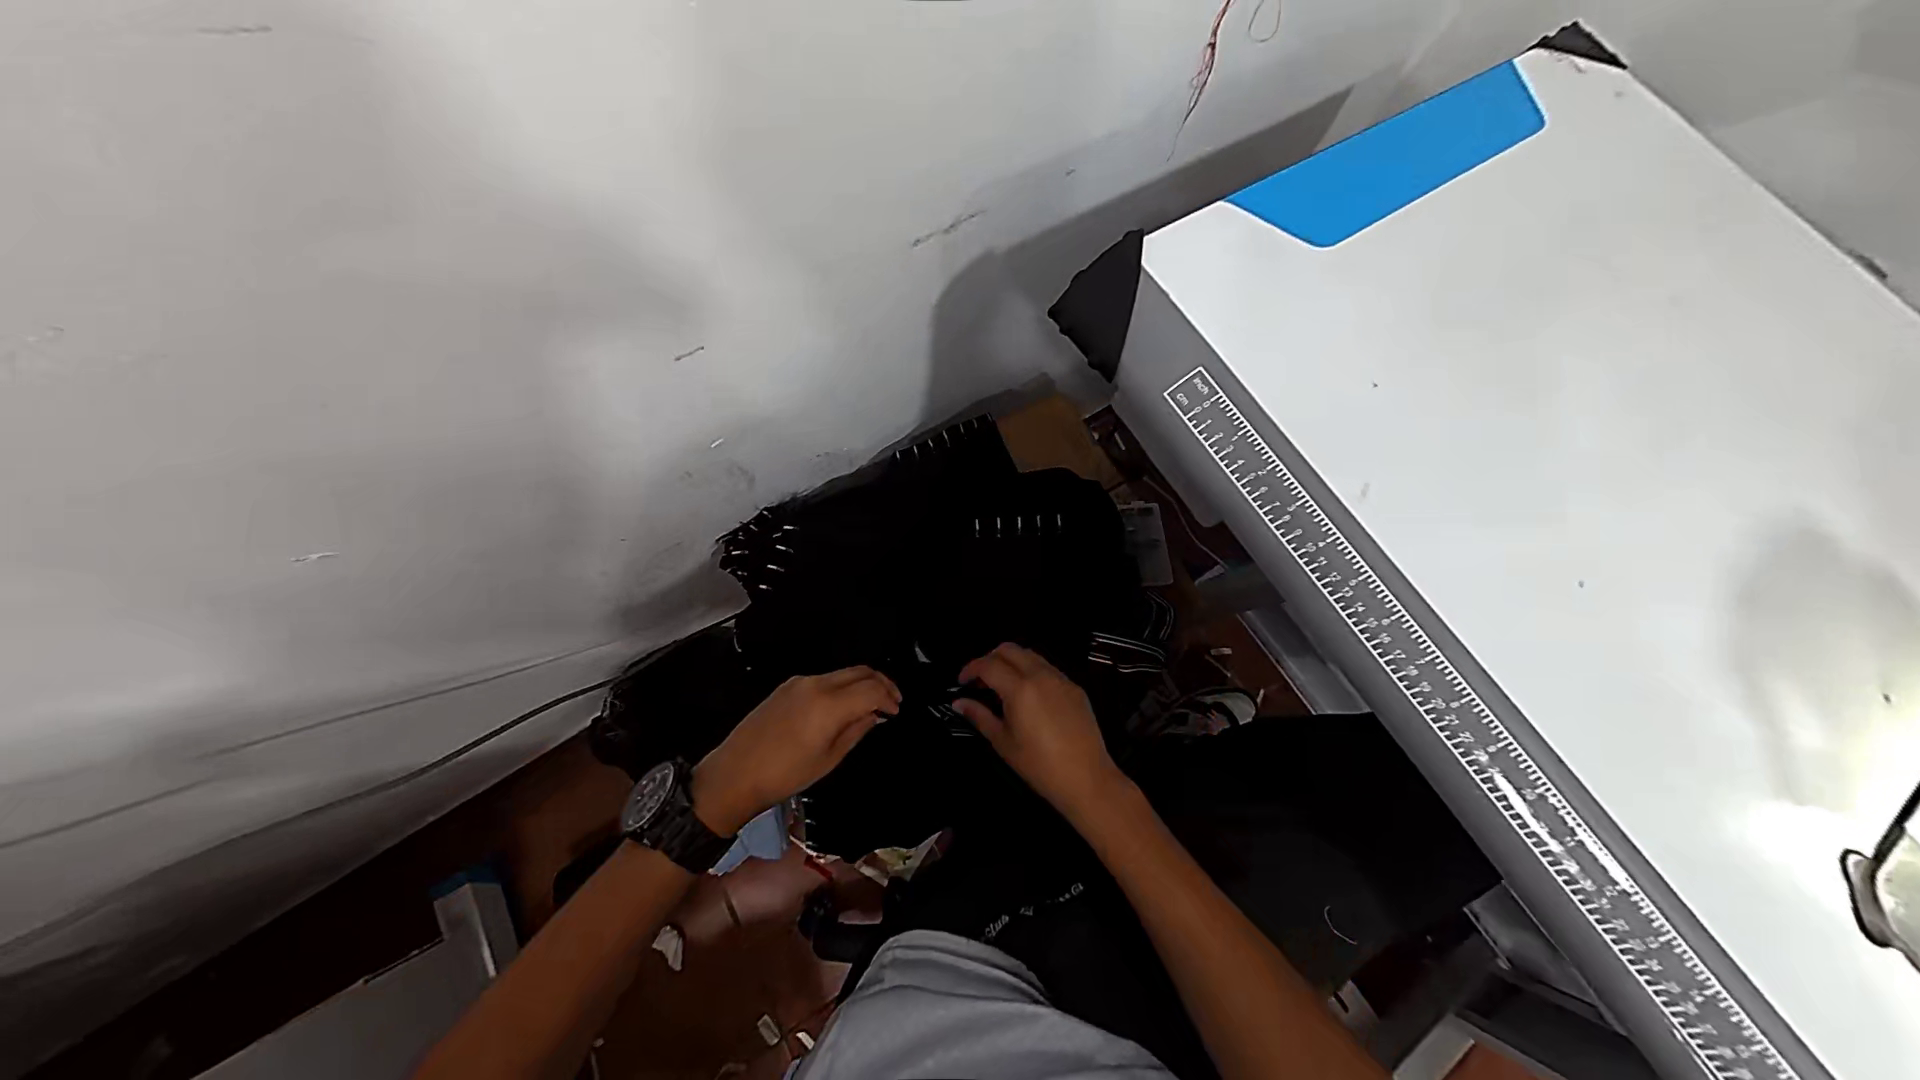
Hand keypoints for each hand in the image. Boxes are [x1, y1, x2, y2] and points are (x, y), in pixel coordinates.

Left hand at [693, 667, 900, 834]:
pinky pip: (824, 679)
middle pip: (860, 671)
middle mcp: (815, 684)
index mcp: (828, 704)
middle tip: (892, 701)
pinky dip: (842, 686)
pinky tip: (844, 705)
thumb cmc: (784, 775)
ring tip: (871, 705)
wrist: (734, 774)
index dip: (889, 697)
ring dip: (861, 683)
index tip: (896, 711)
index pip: (872, 689)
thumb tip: (874, 714)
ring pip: (842, 673)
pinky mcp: (786, 687)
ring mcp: (798, 682)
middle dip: (881, 683)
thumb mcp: (829, 759)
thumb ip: (856, 730)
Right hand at [953, 643, 1126, 819]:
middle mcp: (1041, 675)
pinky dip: (1031, 672)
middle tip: (980, 681)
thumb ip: (980, 716)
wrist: (1087, 778)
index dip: (970, 669)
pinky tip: (1029, 696)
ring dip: (1012, 662)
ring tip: (1003, 687)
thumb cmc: (1040, 765)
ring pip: (1030, 655)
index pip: (988, 664)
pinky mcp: (1075, 688)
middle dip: (990, 659)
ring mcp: (1061, 679)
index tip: (962, 682)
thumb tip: (959, 702)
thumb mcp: (1003, 742)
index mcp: (1020, 688)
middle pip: (1009, 649)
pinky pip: (1048, 669)